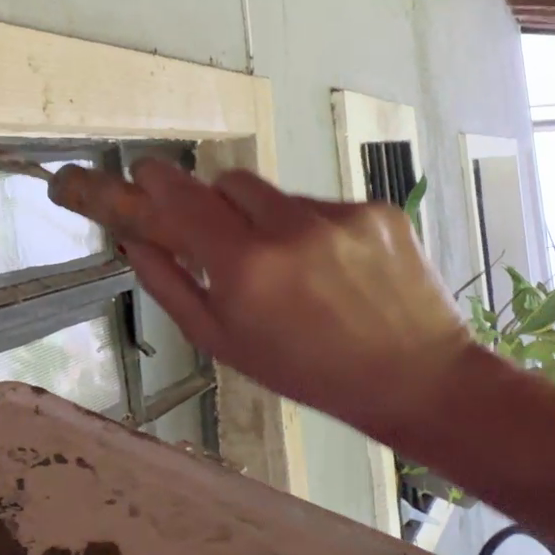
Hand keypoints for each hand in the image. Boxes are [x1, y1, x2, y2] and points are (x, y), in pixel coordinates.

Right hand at [122, 159, 472, 437]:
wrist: (420, 381)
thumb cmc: (301, 368)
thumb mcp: (216, 338)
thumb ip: (166, 283)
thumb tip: (135, 240)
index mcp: (243, 263)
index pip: (182, 195)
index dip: (156, 178)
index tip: (143, 173)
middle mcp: (288, 228)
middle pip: (227, 181)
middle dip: (213, 201)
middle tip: (219, 234)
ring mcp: (339, 217)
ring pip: (274, 194)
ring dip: (264, 217)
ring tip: (288, 263)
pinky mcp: (379, 213)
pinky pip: (319, 205)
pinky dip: (310, 228)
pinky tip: (329, 267)